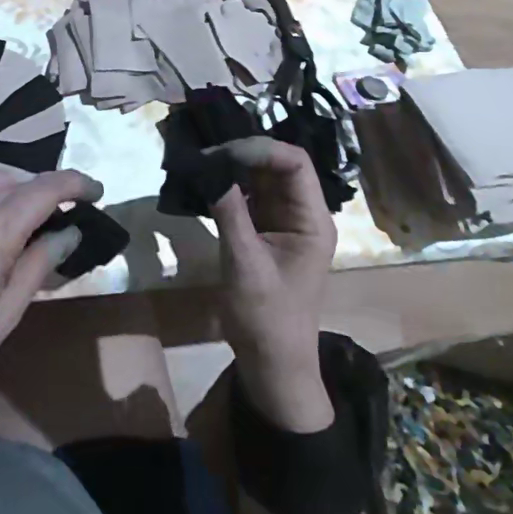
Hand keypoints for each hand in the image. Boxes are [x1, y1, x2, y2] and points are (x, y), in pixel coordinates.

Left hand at [0, 168, 100, 472]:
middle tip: (59, 215)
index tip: (96, 191)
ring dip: (9, 187)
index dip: (77, 183)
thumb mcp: (5, 314)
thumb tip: (69, 232)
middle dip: (44, 188)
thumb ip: (39, 264)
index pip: (46, 187)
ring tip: (18, 216)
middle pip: (16, 177)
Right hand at [207, 138, 336, 432]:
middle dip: (242, 154)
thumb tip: (208, 168)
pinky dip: (227, 184)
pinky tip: (204, 182)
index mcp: (312, 220)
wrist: (271, 363)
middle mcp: (301, 213)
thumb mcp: (245, 265)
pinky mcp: (263, 229)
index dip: (261, 150)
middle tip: (204, 157)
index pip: (295, 163)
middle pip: (277, 164)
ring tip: (200, 164)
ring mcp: (282, 220)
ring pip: (260, 176)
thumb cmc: (266, 319)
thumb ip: (229, 213)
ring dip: (232, 167)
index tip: (223, 154)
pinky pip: (248, 194)